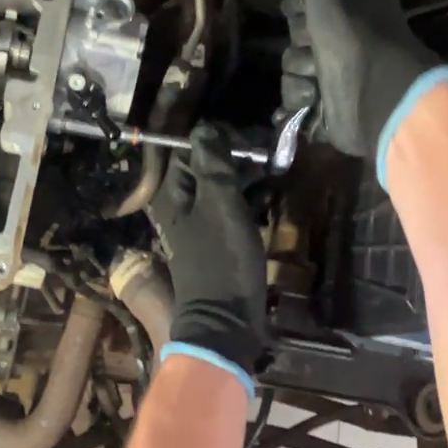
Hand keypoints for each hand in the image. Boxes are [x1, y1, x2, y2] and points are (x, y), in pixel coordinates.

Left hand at [148, 125, 266, 395]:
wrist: (225, 320)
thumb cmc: (222, 260)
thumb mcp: (220, 204)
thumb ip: (214, 163)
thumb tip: (207, 126)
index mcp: (171, 191)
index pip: (191, 145)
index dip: (222, 135)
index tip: (254, 135)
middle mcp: (179, 201)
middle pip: (207, 161)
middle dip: (238, 151)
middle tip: (271, 149)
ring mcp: (197, 218)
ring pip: (221, 180)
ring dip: (247, 171)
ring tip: (276, 165)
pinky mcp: (216, 234)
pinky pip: (230, 202)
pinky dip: (249, 193)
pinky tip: (271, 188)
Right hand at [280, 0, 447, 184]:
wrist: (373, 93)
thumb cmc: (354, 34)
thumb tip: (290, 7)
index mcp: (355, 4)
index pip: (311, 0)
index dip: (304, 8)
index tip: (308, 15)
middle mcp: (347, 36)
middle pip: (298, 34)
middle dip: (300, 42)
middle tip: (316, 48)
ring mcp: (337, 70)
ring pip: (291, 65)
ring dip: (299, 72)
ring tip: (317, 79)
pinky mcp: (326, 102)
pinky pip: (293, 93)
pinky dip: (297, 95)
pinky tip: (311, 97)